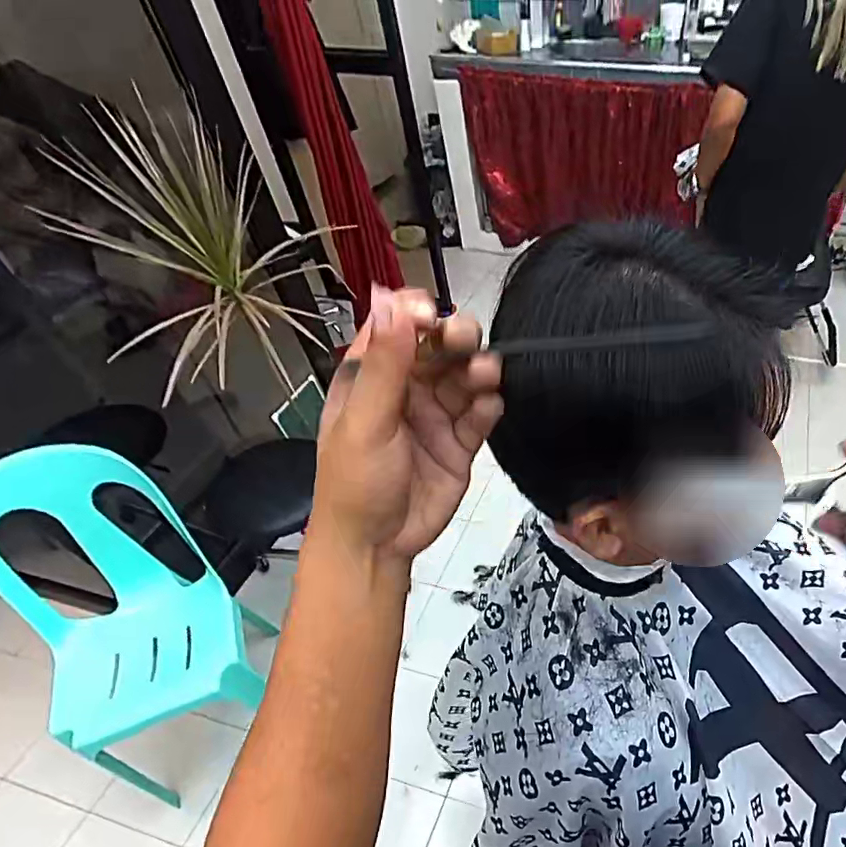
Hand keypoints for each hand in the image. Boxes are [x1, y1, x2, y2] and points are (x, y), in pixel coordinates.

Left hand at [311, 286, 502, 570]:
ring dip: (477, 371)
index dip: (414, 314)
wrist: (377, 544)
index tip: (432, 314)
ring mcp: (435, 416)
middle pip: (438, 349)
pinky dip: (488, 406)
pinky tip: (490, 405)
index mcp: (370, 378)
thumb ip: (384, 365)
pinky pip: (480, 416)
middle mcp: (406, 390)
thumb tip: (393, 302)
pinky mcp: (460, 444)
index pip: (395, 329)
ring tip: (487, 373)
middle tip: (468, 338)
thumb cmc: (355, 482)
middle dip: (455, 338)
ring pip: (464, 379)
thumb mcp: (364, 421)